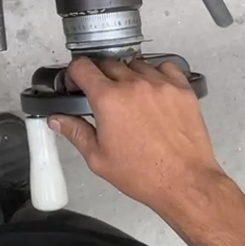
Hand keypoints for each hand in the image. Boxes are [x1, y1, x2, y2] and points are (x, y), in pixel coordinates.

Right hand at [49, 56, 233, 218]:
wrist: (185, 182)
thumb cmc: (145, 174)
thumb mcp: (98, 159)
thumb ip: (75, 132)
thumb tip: (58, 119)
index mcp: (108, 100)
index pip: (82, 66)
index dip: (74, 74)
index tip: (76, 83)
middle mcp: (133, 85)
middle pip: (107, 63)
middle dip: (99, 76)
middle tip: (102, 96)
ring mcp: (160, 84)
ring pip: (135, 64)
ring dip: (127, 75)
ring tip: (130, 97)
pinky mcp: (181, 89)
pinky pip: (165, 67)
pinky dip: (156, 73)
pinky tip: (153, 90)